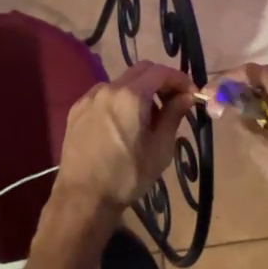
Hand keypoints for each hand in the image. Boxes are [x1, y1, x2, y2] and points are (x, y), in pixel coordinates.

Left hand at [55, 61, 195, 209]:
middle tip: (174, 102)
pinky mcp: (76, 111)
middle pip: (140, 71)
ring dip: (139, 91)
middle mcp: (107, 89)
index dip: (179, 79)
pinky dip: (120, 100)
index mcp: (130, 96)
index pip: (160, 72)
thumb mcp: (160, 149)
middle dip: (161, 81)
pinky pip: (104, 96)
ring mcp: (88, 98)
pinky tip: (124, 123)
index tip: (191, 94)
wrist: (84, 197)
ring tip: (148, 117)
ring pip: (121, 82)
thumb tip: (186, 96)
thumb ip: (173, 116)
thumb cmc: (127, 176)